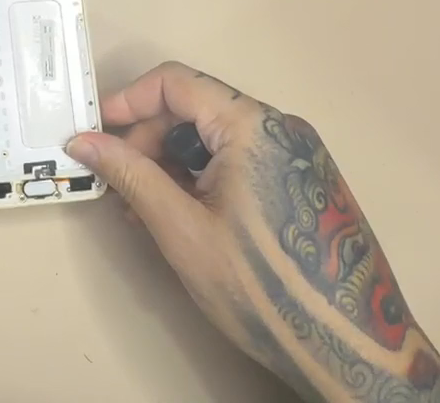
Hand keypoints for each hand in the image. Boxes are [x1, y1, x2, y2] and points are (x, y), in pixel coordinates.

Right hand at [67, 62, 439, 402]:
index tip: (95, 134)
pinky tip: (182, 216)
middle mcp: (279, 128)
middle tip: (119, 185)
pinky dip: (201, 176)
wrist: (358, 357)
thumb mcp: (182, 230)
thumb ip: (129, 175)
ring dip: (171, 162)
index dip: (127, 101)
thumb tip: (81, 141)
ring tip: (144, 209)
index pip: (174, 82)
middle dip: (147, 140)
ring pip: (213, 136)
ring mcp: (296, 155)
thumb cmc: (264, 288)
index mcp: (253, 125)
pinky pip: (237, 159)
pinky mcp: (303, 182)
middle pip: (193, 108)